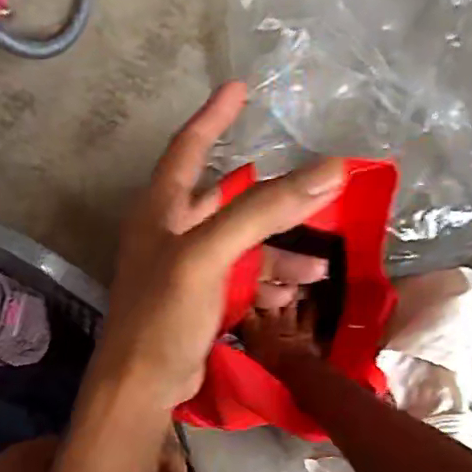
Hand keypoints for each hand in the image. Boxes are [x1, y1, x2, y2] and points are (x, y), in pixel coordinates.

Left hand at [92, 83, 344, 407]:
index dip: (213, 116)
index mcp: (161, 210)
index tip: (239, 87)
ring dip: (281, 254)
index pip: (187, 148)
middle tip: (319, 195)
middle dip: (274, 202)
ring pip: (243, 246)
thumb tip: (329, 170)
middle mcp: (172, 233)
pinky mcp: (200, 303)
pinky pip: (242, 281)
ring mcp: (187, 270)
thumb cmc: (163, 314)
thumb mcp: (209, 255)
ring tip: (321, 268)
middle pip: (229, 202)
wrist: (142, 384)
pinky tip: (294, 294)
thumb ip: (262, 211)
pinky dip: (268, 283)